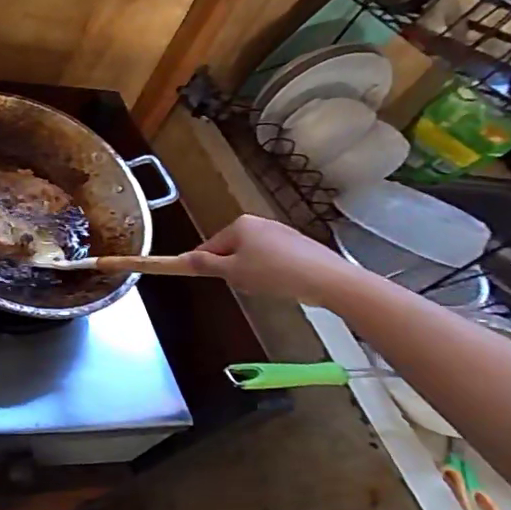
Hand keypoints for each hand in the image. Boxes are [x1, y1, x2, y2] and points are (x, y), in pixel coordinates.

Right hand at [182, 214, 370, 306]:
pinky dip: (271, 272)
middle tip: (241, 285)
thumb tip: (183, 258)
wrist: (327, 279)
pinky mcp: (299, 245)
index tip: (205, 278)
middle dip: (232, 269)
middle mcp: (260, 223)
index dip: (205, 265)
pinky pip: (273, 259)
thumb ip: (205, 265)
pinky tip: (281, 284)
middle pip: (231, 250)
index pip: (210, 246)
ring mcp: (281, 233)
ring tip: (264, 286)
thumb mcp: (232, 272)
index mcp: (240, 225)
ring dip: (251, 272)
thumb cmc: (273, 273)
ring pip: (252, 256)